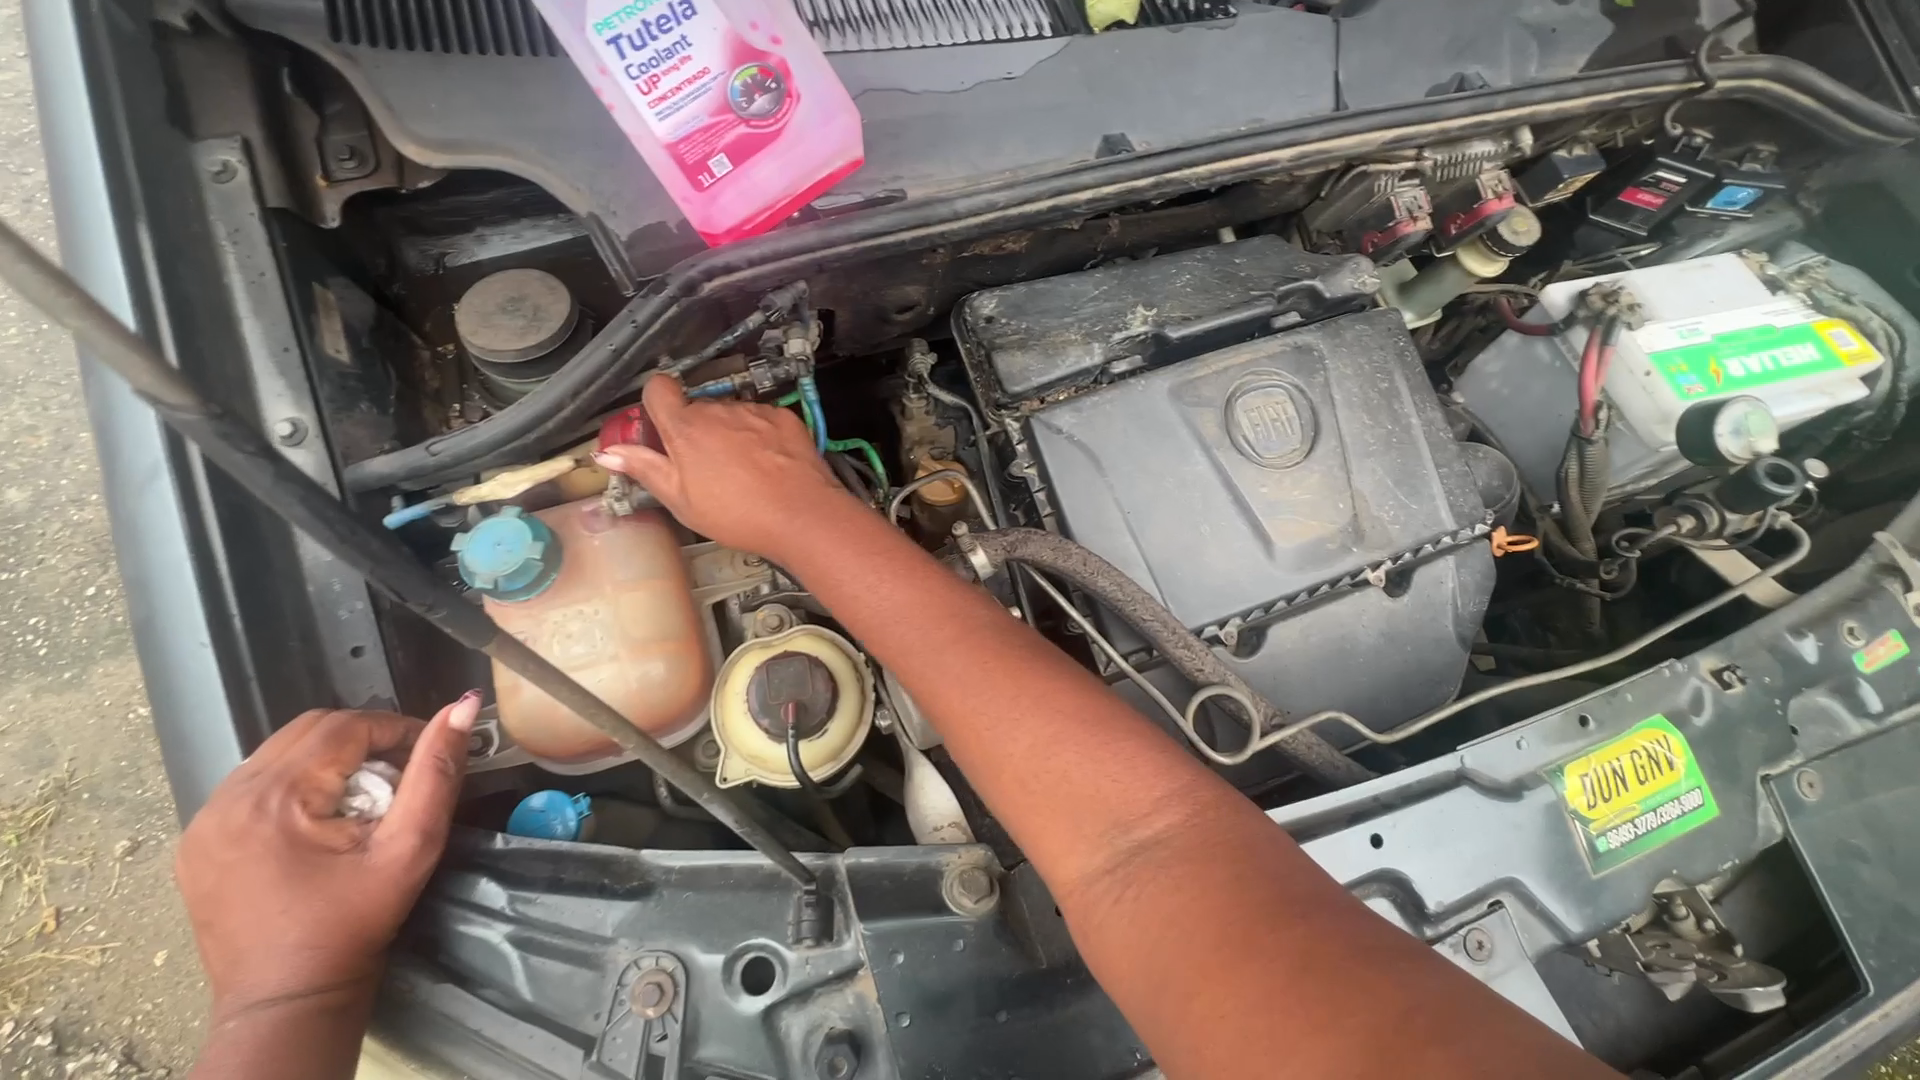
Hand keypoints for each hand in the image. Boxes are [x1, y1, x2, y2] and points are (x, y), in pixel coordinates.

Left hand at [175, 693, 478, 1022]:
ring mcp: (203, 821)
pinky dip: (297, 782)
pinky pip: (254, 782)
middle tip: (400, 774)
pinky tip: (322, 818)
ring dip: (331, 758)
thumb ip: (438, 770)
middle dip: (365, 739)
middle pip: (309, 729)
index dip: (398, 729)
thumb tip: (464, 705)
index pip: (347, 725)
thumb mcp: (411, 844)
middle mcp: (227, 798)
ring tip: (364, 797)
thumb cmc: (357, 919)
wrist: (288, 996)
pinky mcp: (197, 841)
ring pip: (280, 751)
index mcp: (276, 797)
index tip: (428, 755)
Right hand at [594, 374, 856, 559]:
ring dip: (729, 434)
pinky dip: (760, 436)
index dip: (656, 404)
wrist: (802, 515)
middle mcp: (719, 410)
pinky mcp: (784, 418)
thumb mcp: (681, 500)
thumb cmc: (738, 514)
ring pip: (731, 414)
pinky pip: (762, 419)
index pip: (657, 389)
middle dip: (696, 431)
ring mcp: (754, 411)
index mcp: (686, 427)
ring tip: (741, 472)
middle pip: (697, 408)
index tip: (660, 428)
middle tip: (704, 468)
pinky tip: (767, 465)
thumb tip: (608, 452)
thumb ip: (644, 469)